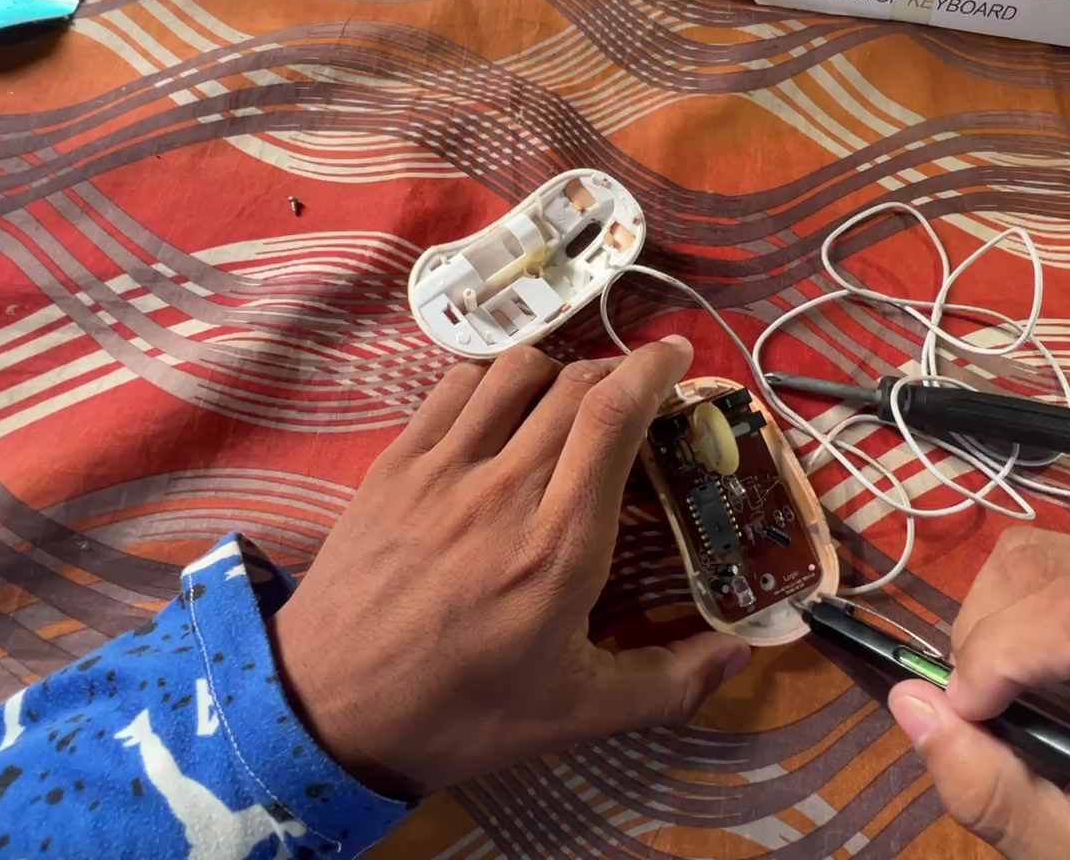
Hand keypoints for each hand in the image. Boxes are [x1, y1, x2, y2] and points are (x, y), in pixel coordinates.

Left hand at [271, 340, 751, 796]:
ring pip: (516, 372)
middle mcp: (505, 489)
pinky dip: (493, 378)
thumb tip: (744, 651)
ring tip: (572, 396)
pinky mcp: (396, 462)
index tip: (678, 355)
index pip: (613, 419)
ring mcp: (443, 468)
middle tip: (638, 386)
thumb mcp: (577, 714)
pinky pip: (454, 387)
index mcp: (559, 545)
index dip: (652, 371)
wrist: (326, 710)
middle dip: (620, 369)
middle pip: (574, 386)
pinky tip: (501, 406)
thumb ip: (670, 682)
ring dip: (560, 368)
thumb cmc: (460, 711)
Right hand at [889, 528, 1069, 858]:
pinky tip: (1037, 649)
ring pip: (1039, 551)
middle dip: (982, 635)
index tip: (968, 711)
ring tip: (1006, 678)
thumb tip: (911, 701)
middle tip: (982, 704)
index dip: (1003, 652)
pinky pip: (1054, 548)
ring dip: (990, 612)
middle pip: (1051, 573)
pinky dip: (1014, 595)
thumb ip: (1001, 798)